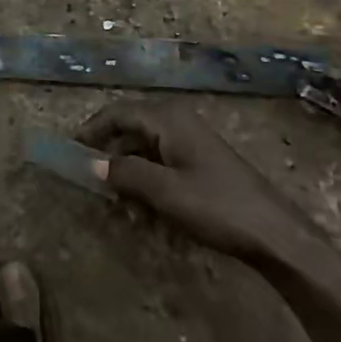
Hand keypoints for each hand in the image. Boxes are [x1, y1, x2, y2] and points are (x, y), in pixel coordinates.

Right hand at [76, 102, 313, 260]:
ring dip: (126, 164)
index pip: (119, 111)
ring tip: (109, 193)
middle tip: (85, 175)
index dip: (92, 128)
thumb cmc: (216, 205)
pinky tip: (139, 199)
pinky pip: (161, 156)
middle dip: (107, 147)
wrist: (271, 230)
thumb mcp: (165, 192)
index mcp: (169, 118)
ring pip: (145, 143)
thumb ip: (126, 174)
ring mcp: (191, 138)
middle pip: (131, 124)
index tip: (69, 149)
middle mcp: (178, 119)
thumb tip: (91, 163)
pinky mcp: (199, 158)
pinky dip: (145, 172)